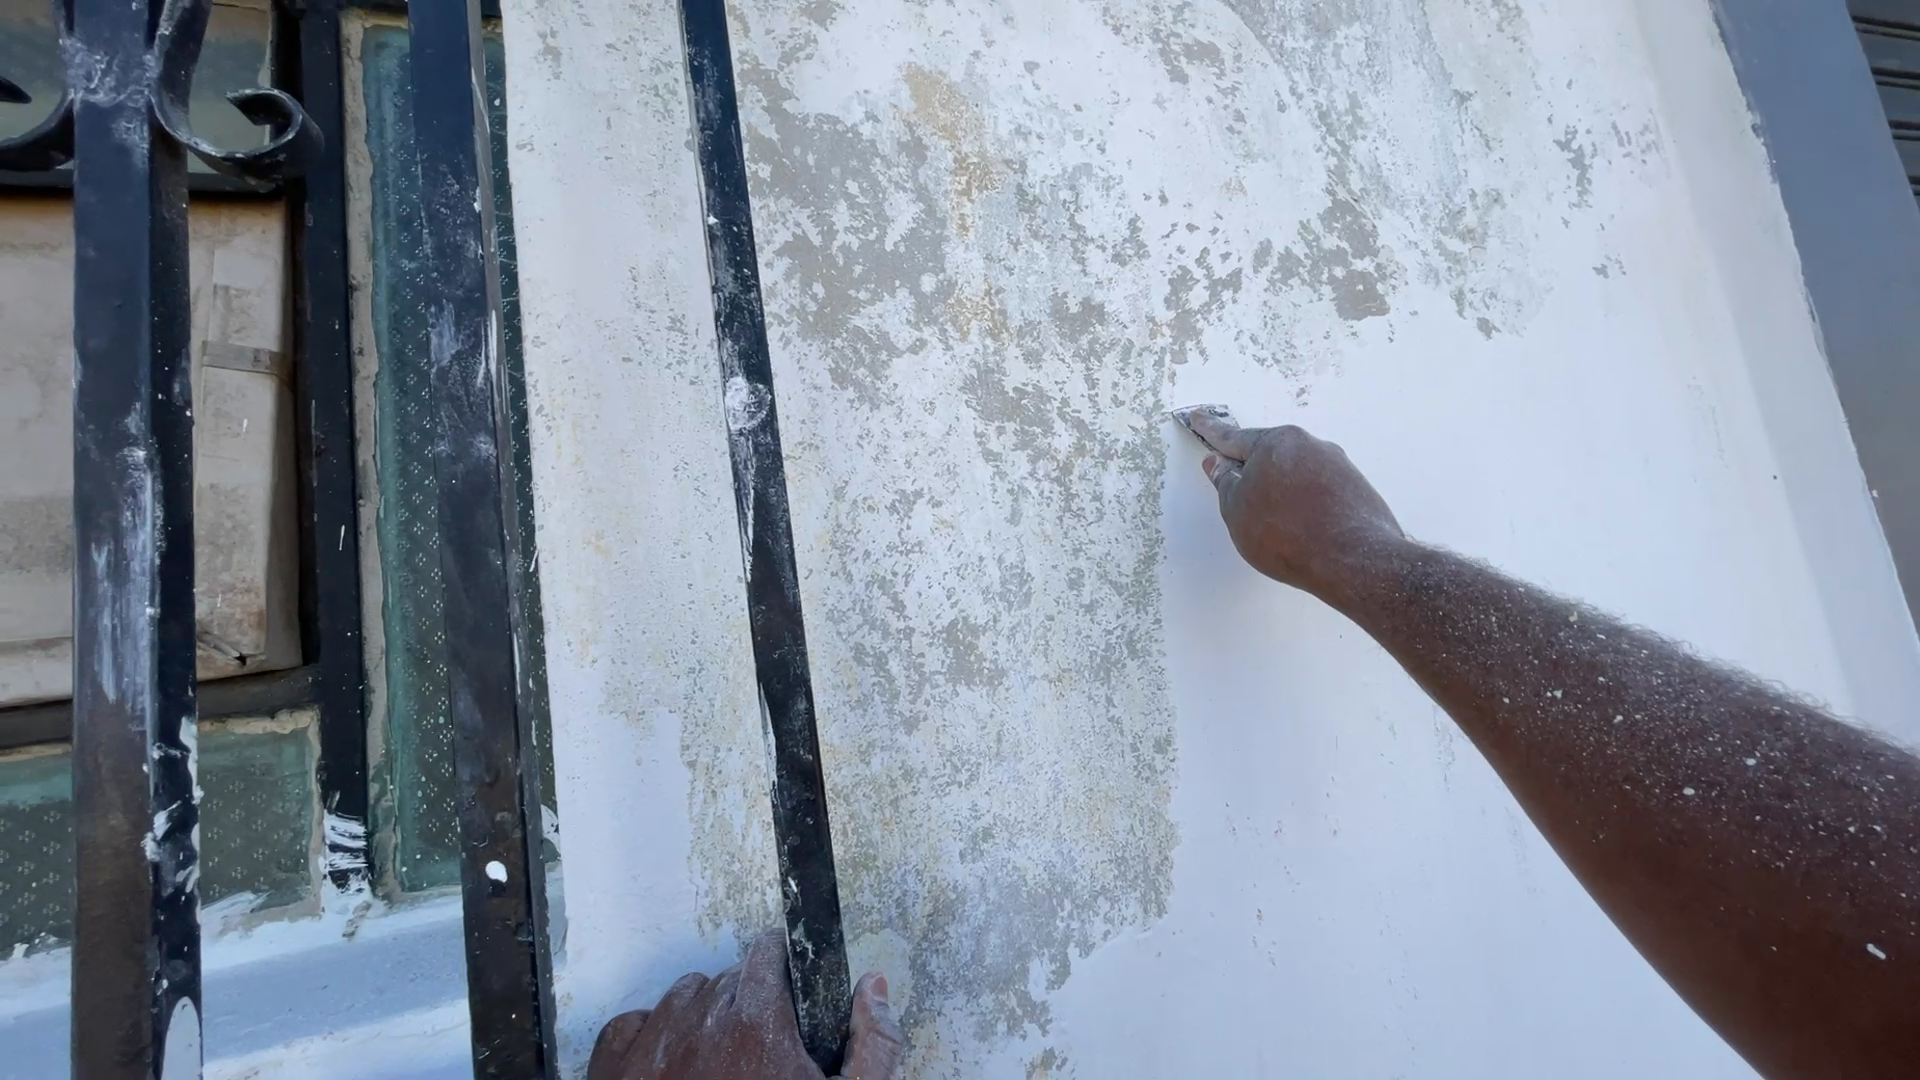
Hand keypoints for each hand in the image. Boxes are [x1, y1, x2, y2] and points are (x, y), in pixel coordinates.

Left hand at [587, 930, 904, 1079]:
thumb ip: (872, 1045)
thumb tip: (871, 987)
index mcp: (756, 1021)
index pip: (768, 953)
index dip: (783, 968)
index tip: (787, 990)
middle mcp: (699, 1022)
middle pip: (729, 978)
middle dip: (748, 1000)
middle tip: (760, 1047)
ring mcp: (649, 1049)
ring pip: (682, 996)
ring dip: (700, 1015)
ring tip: (716, 1062)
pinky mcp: (609, 1074)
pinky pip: (630, 1027)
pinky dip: (648, 1037)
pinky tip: (667, 1068)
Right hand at [1178, 407, 1406, 607]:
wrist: (1352, 560)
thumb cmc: (1285, 534)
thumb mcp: (1236, 509)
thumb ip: (1224, 482)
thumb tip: (1219, 464)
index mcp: (1276, 443)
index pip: (1233, 437)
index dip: (1211, 430)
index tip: (1198, 418)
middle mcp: (1310, 445)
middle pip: (1268, 455)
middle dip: (1251, 470)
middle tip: (1239, 497)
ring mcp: (1337, 465)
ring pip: (1294, 473)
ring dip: (1279, 491)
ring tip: (1275, 527)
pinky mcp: (1355, 488)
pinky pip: (1317, 490)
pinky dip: (1303, 503)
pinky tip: (1299, 529)